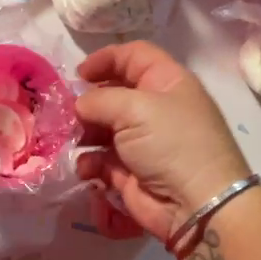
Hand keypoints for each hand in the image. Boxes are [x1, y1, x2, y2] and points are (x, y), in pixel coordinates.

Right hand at [75, 42, 252, 244]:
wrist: (194, 202)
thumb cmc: (171, 143)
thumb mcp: (136, 108)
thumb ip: (99, 99)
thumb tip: (79, 105)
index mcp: (166, 82)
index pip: (134, 57)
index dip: (106, 59)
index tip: (78, 74)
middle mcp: (154, 109)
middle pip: (114, 94)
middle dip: (88, 102)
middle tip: (67, 113)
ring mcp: (142, 142)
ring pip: (103, 129)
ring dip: (84, 134)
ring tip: (72, 141)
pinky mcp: (130, 172)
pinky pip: (101, 160)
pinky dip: (90, 163)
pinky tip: (87, 169)